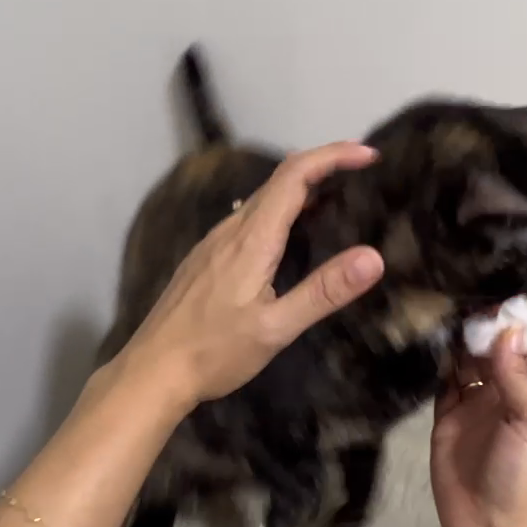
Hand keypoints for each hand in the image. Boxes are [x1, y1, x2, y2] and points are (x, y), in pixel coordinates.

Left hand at [115, 141, 383, 408]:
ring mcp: (213, 245)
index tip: (370, 155)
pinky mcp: (204, 261)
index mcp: (251, 239)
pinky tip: (287, 240)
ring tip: (335, 205)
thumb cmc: (214, 352)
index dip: (333, 156)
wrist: (152, 371)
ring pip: (261, 202)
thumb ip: (323, 292)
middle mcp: (230, 231)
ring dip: (300, 192)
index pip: (295, 175)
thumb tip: (374, 257)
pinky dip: (278, 215)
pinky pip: (246, 222)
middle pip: (279, 181)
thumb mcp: (276, 328)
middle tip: (361, 178)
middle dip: (323, 168)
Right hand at [430, 328, 526, 526]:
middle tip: (462, 308)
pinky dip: (438, 366)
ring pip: (465, 365)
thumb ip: (517, 377)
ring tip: (443, 318)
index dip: (513, 329)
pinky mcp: (445, 420)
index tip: (494, 310)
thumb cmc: (522, 474)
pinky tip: (430, 345)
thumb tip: (506, 332)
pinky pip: (442, 386)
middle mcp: (504, 396)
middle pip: (493, 352)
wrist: (489, 523)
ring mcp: (473, 407)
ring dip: (458, 344)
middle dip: (482, 331)